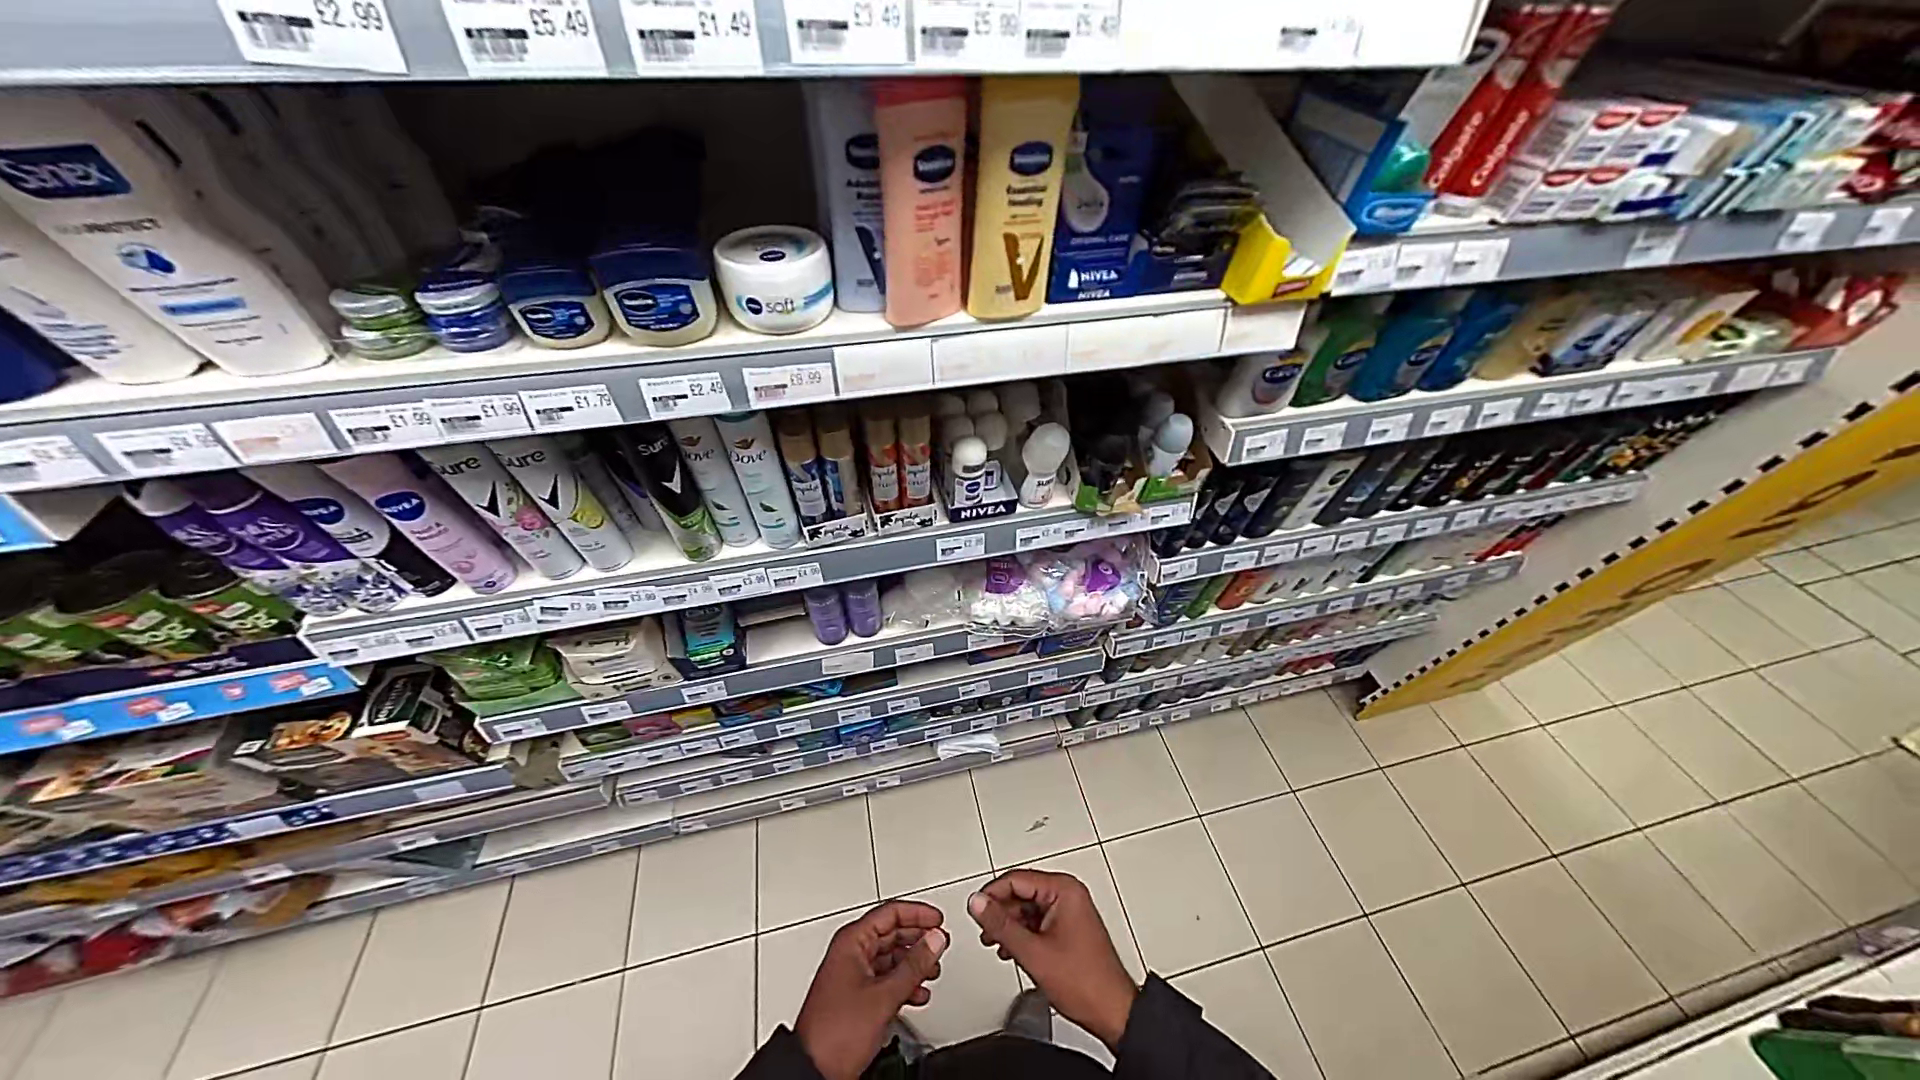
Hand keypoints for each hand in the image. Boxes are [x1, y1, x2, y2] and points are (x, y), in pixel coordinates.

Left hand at [793, 899, 949, 1079]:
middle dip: (918, 939)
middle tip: (940, 943)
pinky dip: (904, 982)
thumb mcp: (883, 995)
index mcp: (852, 942)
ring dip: (913, 963)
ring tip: (932, 969)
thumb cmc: (834, 1033)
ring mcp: (853, 974)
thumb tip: (934, 940)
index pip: (890, 913)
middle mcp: (851, 953)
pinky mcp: (856, 995)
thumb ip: (913, 965)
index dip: (917, 914)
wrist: (813, 1072)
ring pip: (890, 957)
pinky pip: (885, 978)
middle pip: (892, 933)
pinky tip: (917, 993)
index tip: (937, 920)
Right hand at [968, 869, 1138, 1049]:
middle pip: (1021, 891)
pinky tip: (1013, 949)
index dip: (992, 895)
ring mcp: (1069, 910)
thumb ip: (1000, 924)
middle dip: (1001, 913)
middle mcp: (1068, 894)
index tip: (977, 910)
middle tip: (986, 930)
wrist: (1113, 1013)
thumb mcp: (1033, 951)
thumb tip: (978, 903)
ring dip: (1010, 925)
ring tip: (998, 943)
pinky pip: (1037, 920)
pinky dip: (1022, 934)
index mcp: (1064, 890)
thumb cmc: (1086, 983)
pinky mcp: (1068, 926)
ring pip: (1027, 907)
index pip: (1016, 879)